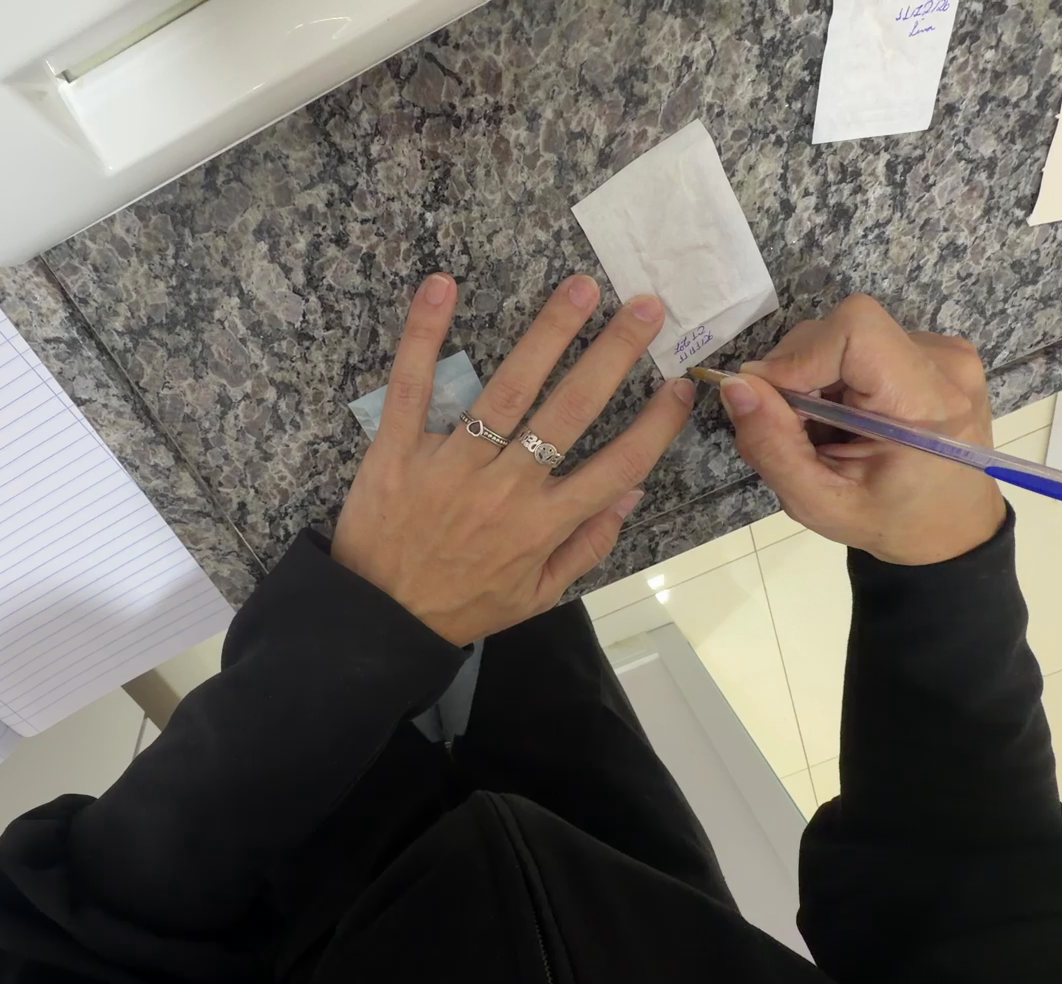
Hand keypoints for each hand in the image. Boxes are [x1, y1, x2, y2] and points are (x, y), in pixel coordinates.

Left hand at [332, 273, 695, 645]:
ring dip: (547, 334)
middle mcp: (505, 489)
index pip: (616, 467)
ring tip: (580, 288)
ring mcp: (449, 465)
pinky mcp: (397, 450)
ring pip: (506, 389)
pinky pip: (411, 386)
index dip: (655, 425)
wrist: (380, 618)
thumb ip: (586, 547)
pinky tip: (442, 286)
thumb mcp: (536, 596)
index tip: (681, 385)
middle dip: (613, 355)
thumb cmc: (462, 604)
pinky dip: (424, 335)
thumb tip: (632, 495)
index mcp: (542, 526)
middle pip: (570, 412)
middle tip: (645, 306)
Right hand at [719, 294, 1005, 565]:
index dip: (797, 357)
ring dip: (811, 378)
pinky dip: (831, 377)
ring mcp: (942, 352)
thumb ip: (771, 445)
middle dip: (796, 374)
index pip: (854, 329)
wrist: (949, 526)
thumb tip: (734, 385)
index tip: (768, 401)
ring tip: (821, 428)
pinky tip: (842, 417)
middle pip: (842, 329)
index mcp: (924, 402)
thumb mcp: (815, 502)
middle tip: (793, 429)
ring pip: (843, 335)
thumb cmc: (885, 521)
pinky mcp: (931, 351)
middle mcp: (942, 362)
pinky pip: (859, 344)